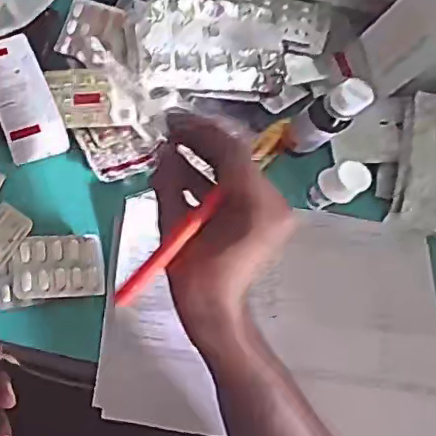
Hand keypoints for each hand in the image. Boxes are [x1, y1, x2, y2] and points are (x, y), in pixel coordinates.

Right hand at [151, 112, 296, 345]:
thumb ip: (170, 184)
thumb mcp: (176, 227)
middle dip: (201, 141)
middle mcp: (271, 202)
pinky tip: (183, 169)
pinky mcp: (261, 217)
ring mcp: (270, 210)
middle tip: (170, 130)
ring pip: (235, 171)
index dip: (199, 131)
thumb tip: (164, 154)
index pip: (230, 151)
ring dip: (203, 158)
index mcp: (256, 205)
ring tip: (172, 147)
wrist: (216, 314)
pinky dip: (211, 178)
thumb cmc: (196, 281)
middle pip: (235, 157)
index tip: (174, 121)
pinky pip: (235, 188)